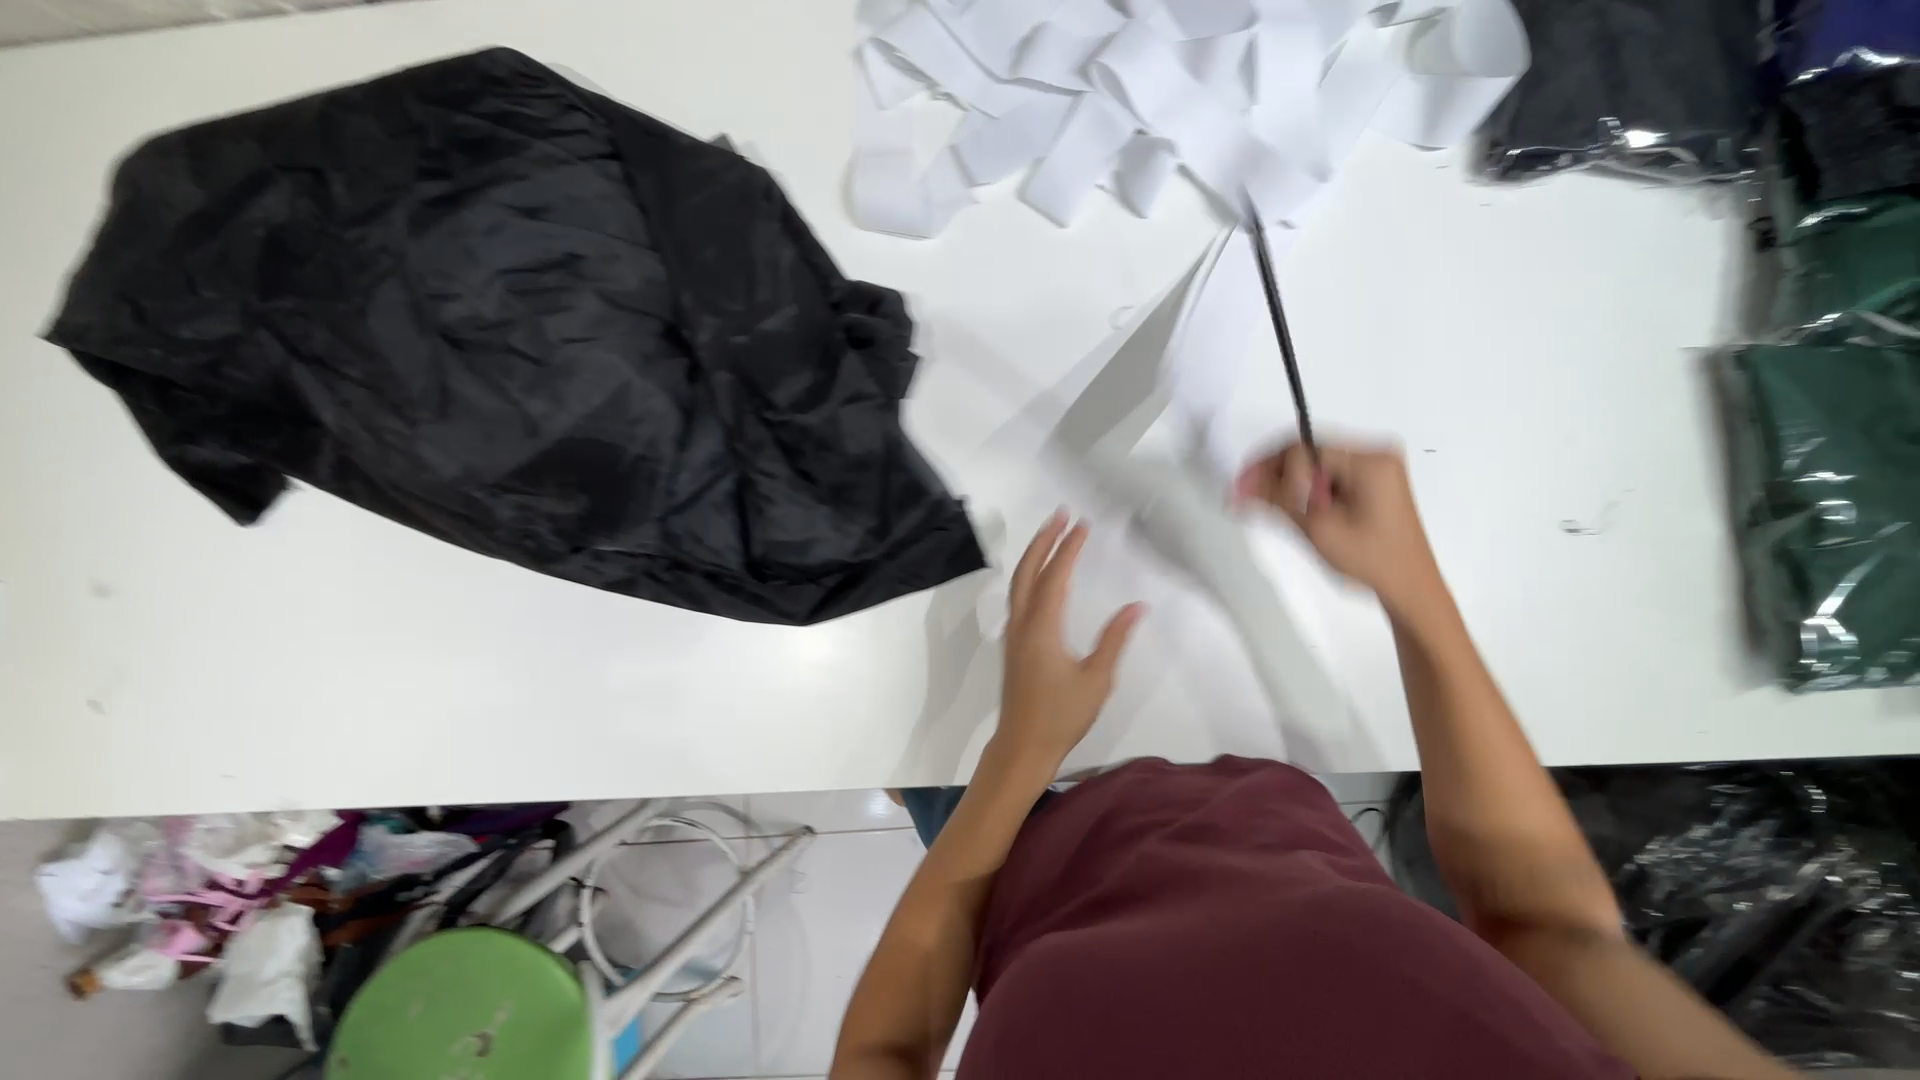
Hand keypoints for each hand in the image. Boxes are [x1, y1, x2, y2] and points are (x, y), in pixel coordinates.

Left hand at [995, 512, 1144, 771]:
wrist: (1022, 745)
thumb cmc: (1062, 715)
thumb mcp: (1097, 680)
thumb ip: (1114, 640)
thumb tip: (1137, 606)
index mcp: (1043, 628)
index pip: (1056, 576)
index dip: (1069, 548)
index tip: (1083, 524)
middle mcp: (1022, 623)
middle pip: (1028, 570)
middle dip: (1043, 539)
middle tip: (1061, 514)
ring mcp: (1013, 633)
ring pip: (1018, 582)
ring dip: (1033, 554)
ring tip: (1051, 533)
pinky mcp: (1013, 644)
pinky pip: (1018, 596)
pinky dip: (1028, 574)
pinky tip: (1040, 575)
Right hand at [1235, 440, 1444, 614]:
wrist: (1410, 588)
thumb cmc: (1369, 560)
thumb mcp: (1318, 528)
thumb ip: (1275, 500)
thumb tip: (1235, 488)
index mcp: (1370, 460)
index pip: (1304, 449)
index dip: (1267, 467)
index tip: (1241, 491)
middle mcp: (1375, 453)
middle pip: (1308, 450)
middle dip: (1272, 472)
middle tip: (1242, 494)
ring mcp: (1376, 467)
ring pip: (1314, 463)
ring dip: (1285, 481)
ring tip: (1258, 502)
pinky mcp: (1372, 482)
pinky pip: (1327, 475)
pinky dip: (1304, 489)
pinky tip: (1285, 505)